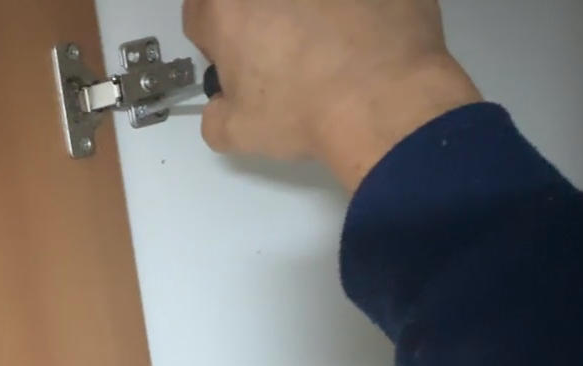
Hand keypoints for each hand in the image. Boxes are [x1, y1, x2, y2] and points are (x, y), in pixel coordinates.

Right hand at [184, 0, 481, 190]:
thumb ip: (215, 116)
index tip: (232, 60)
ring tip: (324, 43)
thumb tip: (221, 107)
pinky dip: (349, 9)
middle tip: (278, 51)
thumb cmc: (301, 111)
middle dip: (258, 19)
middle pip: (251, 0)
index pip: (198, 12)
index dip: (212, 39)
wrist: (384, 95)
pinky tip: (360, 35)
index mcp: (226, 5)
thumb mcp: (238, 135)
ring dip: (304, 12)